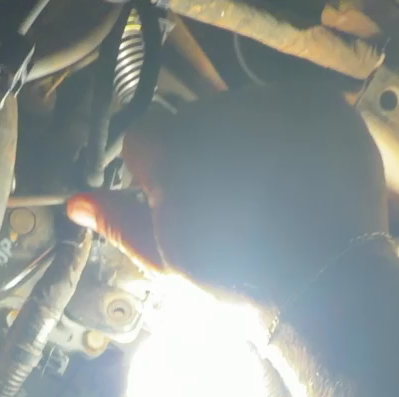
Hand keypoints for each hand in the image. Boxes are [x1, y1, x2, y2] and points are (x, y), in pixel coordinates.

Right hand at [67, 86, 387, 306]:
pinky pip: (290, 112)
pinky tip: (294, 184)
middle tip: (229, 211)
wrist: (322, 287)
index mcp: (172, 153)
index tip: (180, 208)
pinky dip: (290, 140)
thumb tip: (76, 202)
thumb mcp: (169, 261)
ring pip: (240, 115)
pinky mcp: (319, 107)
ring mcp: (275, 107)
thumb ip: (121, 223)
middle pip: (192, 125)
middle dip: (202, 159)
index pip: (143, 139)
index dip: (155, 177)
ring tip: (267, 201)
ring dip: (246, 147)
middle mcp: (219, 116)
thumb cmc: (237, 283)